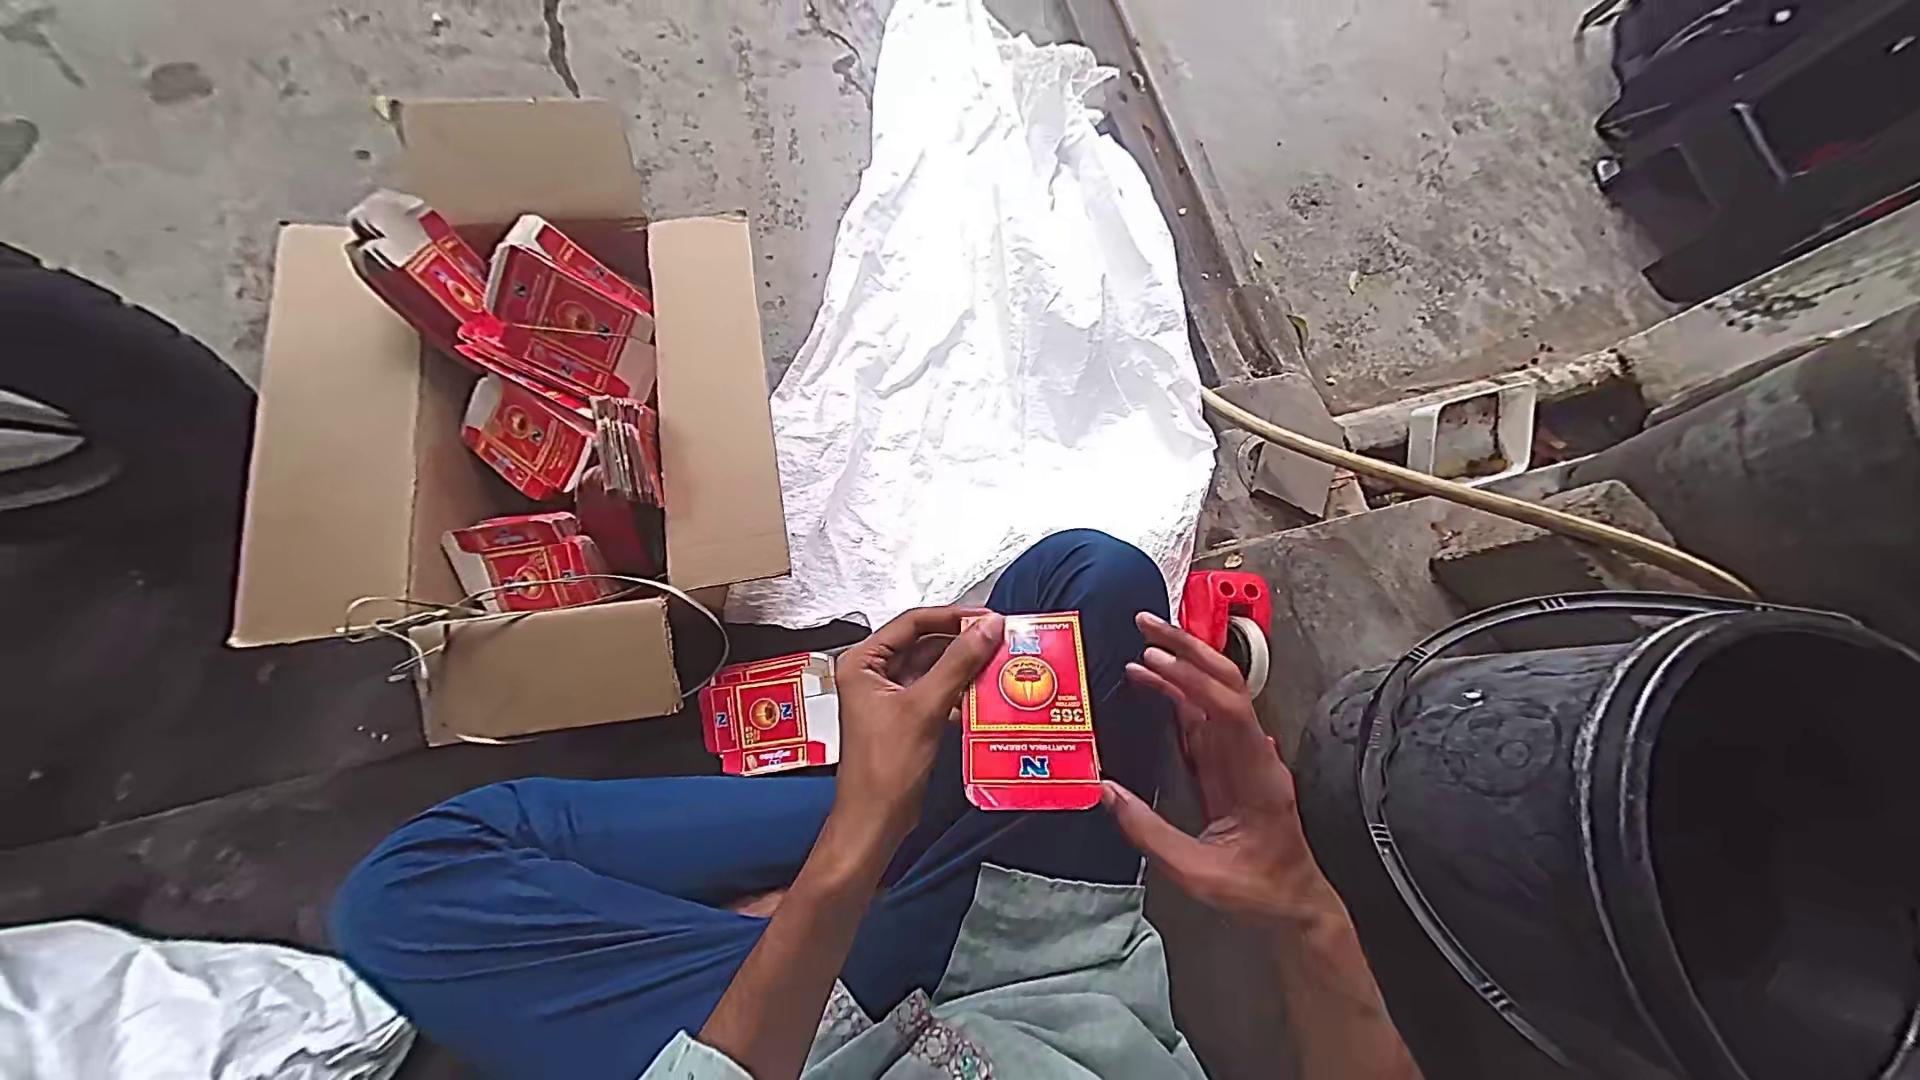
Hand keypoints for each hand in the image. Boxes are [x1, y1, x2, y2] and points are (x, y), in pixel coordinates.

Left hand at [831, 607, 1003, 839]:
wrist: (876, 821)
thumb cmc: (883, 769)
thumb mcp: (925, 707)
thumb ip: (958, 663)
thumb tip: (987, 627)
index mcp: (863, 661)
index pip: (912, 622)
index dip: (951, 616)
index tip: (985, 616)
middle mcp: (874, 672)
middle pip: (925, 642)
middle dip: (962, 641)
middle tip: (998, 638)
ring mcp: (890, 693)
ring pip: (934, 665)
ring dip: (964, 665)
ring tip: (998, 660)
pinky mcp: (906, 713)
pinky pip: (937, 688)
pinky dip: (960, 689)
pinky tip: (984, 692)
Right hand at [1104, 611, 1339, 927]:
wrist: (1293, 900)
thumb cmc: (1257, 889)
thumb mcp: (1200, 873)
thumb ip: (1150, 833)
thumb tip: (1104, 790)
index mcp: (1257, 774)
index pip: (1231, 711)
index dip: (1194, 681)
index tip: (1156, 661)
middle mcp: (1250, 750)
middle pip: (1225, 682)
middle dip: (1187, 647)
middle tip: (1147, 624)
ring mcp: (1236, 749)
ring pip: (1210, 689)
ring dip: (1179, 658)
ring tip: (1142, 636)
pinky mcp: (1220, 755)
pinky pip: (1196, 710)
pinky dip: (1171, 687)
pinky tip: (1146, 674)